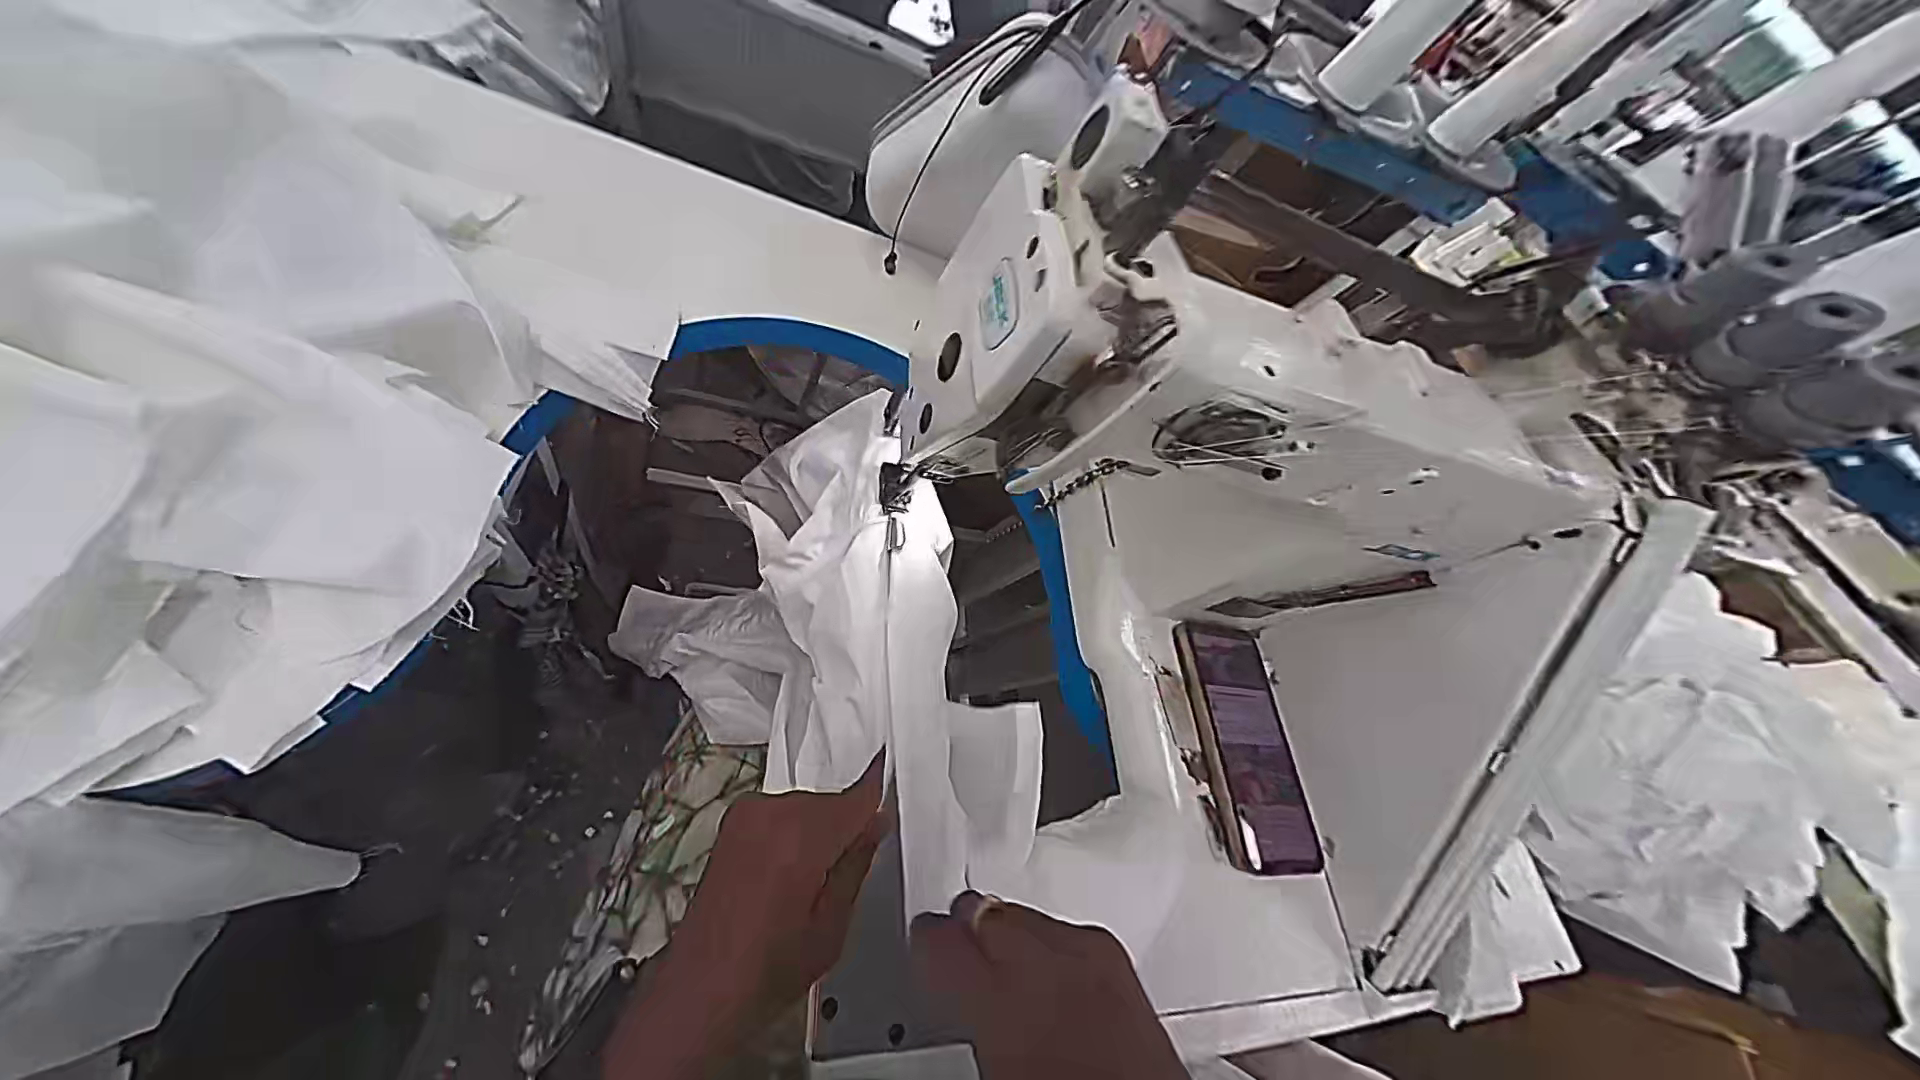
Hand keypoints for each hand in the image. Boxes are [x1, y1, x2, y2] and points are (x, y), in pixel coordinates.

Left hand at [603, 752, 888, 1079]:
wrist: (699, 989)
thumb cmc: (766, 968)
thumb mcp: (831, 927)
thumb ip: (856, 864)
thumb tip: (874, 823)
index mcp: (801, 837)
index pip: (857, 796)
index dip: (878, 789)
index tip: (890, 778)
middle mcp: (772, 813)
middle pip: (831, 803)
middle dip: (844, 827)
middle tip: (839, 873)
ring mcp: (747, 813)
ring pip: (807, 805)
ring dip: (817, 829)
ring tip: (805, 882)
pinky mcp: (732, 820)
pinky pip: (782, 811)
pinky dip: (792, 830)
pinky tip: (784, 872)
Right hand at [912, 892, 1186, 1079]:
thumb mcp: (990, 1069)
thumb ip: (961, 1020)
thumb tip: (947, 1001)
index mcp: (997, 998)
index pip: (938, 938)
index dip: (924, 941)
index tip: (923, 947)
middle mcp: (1040, 961)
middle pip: (981, 910)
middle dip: (966, 927)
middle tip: (958, 956)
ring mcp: (1082, 951)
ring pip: (1021, 911)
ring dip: (1008, 932)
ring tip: (1005, 971)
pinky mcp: (1113, 953)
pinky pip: (1063, 928)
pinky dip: (1049, 942)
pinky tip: (1050, 977)